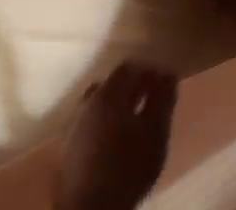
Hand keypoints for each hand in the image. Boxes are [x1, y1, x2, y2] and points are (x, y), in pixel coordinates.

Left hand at [56, 62, 177, 209]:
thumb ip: (163, 99)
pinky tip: (116, 141)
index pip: (127, 67)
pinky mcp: (66, 152)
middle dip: (132, 87)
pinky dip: (104, 124)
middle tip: (152, 99)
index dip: (148, 69)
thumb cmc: (128, 166)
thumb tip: (169, 72)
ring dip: (116, 106)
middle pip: (109, 85)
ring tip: (135, 121)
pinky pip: (88, 125)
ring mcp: (71, 129)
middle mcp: (84, 106)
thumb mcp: (156, 131)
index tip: (164, 80)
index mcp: (106, 95)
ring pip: (96, 106)